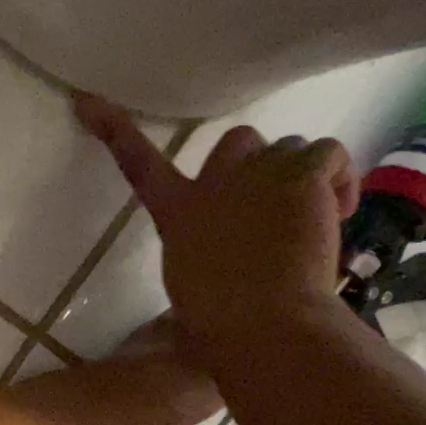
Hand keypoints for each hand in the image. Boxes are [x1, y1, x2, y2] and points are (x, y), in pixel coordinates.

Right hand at [76, 95, 359, 349]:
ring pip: (293, 148)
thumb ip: (196, 263)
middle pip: (237, 141)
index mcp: (176, 215)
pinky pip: (329, 155)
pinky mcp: (302, 173)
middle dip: (258, 162)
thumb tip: (196, 298)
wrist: (262, 322)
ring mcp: (257, 174)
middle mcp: (212, 184)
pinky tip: (334, 215)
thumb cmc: (218, 323)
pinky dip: (339, 181)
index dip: (112, 129)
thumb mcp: (188, 292)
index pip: (138, 164)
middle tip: (272, 202)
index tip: (87, 101)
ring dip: (303, 177)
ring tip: (310, 221)